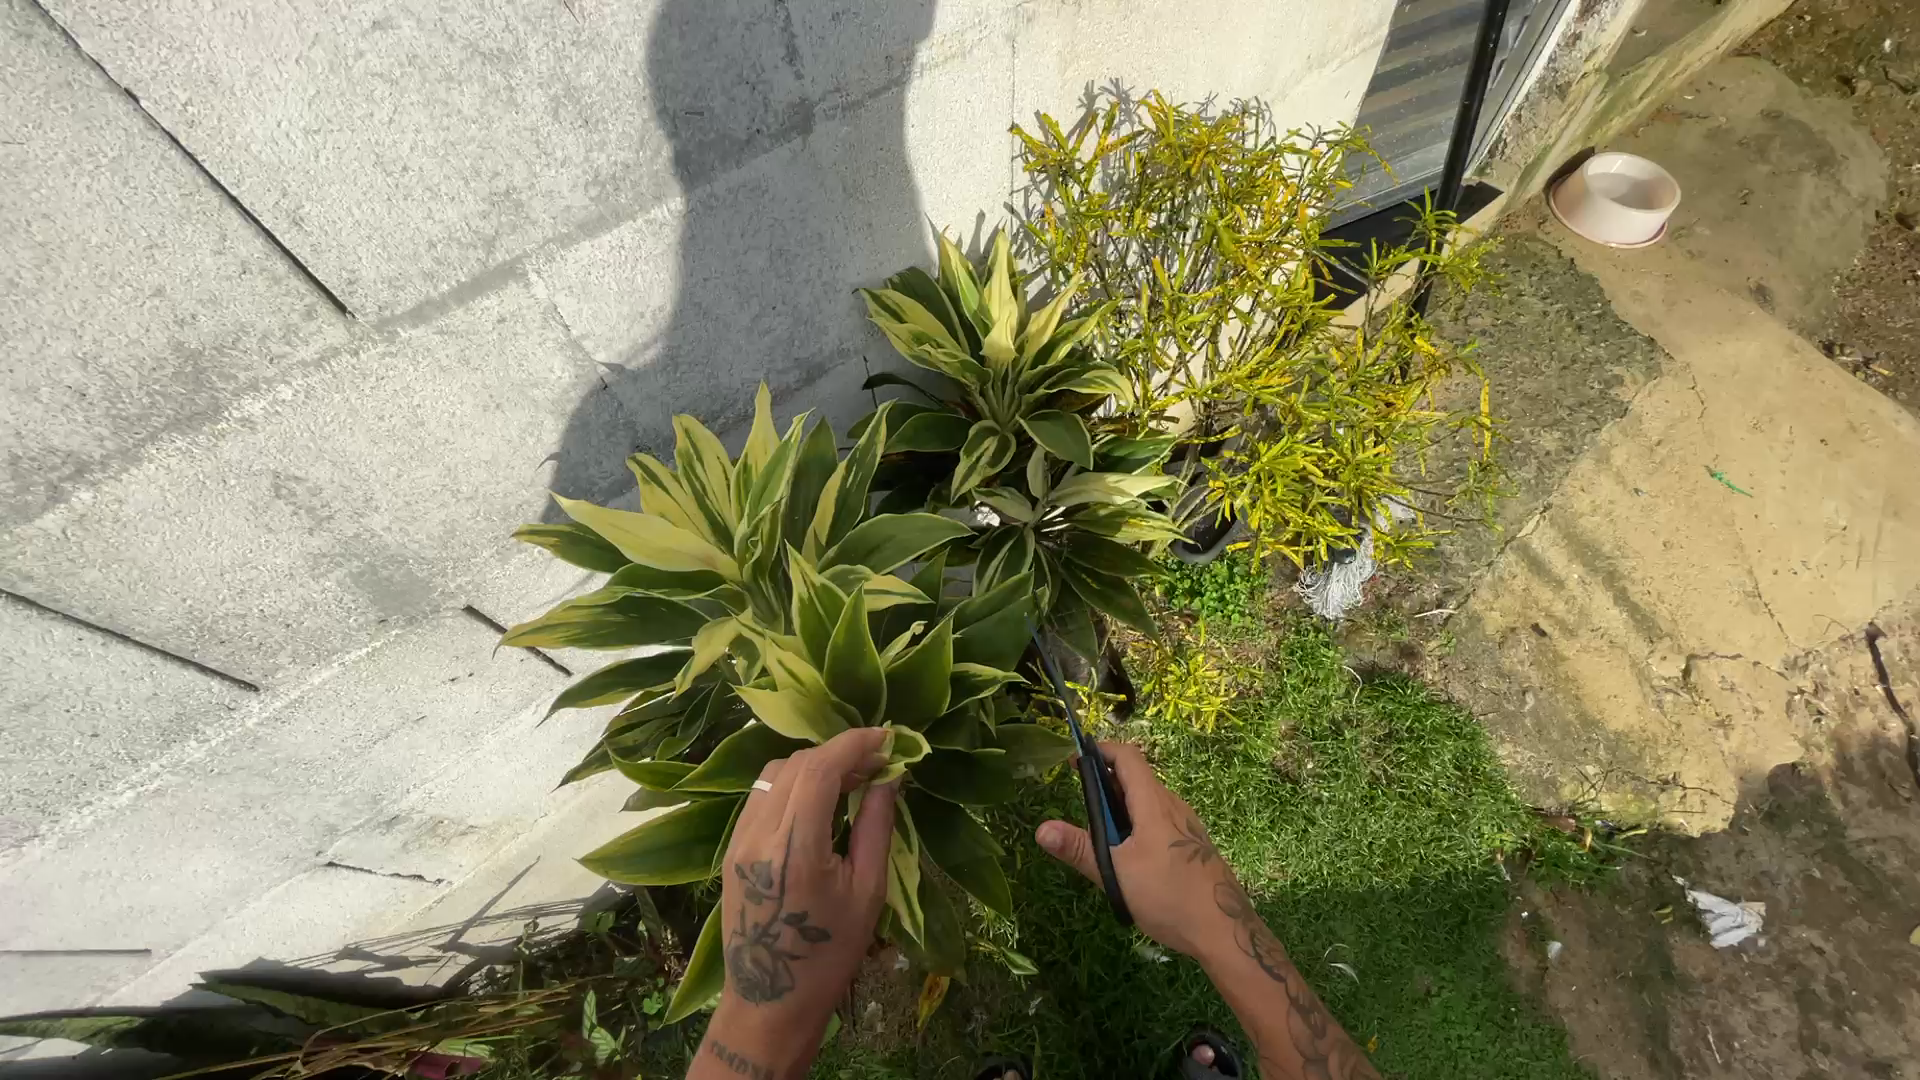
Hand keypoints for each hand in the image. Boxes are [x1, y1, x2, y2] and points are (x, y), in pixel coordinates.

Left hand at [694, 727, 895, 1079]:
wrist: (770, 1004)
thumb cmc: (829, 955)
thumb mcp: (868, 893)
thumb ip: (876, 826)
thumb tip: (890, 776)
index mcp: (793, 851)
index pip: (818, 770)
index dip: (853, 744)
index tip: (887, 736)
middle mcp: (756, 837)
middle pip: (796, 764)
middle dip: (839, 752)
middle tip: (877, 762)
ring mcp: (737, 841)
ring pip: (774, 773)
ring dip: (815, 764)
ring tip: (851, 777)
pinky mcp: (731, 848)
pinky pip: (762, 793)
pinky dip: (794, 781)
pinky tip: (820, 797)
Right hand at [1037, 743, 1381, 1078]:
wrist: (1227, 932)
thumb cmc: (1168, 895)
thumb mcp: (1116, 872)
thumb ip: (1078, 849)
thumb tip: (1041, 829)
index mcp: (1153, 802)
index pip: (1127, 756)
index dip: (1101, 751)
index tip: (1076, 762)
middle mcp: (1172, 805)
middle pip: (1136, 779)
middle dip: (1105, 785)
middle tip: (1081, 807)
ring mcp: (1186, 826)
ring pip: (1147, 803)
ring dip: (1121, 809)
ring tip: (1101, 840)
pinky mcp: (1193, 846)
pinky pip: (1159, 822)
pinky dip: (1137, 826)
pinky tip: (1130, 861)